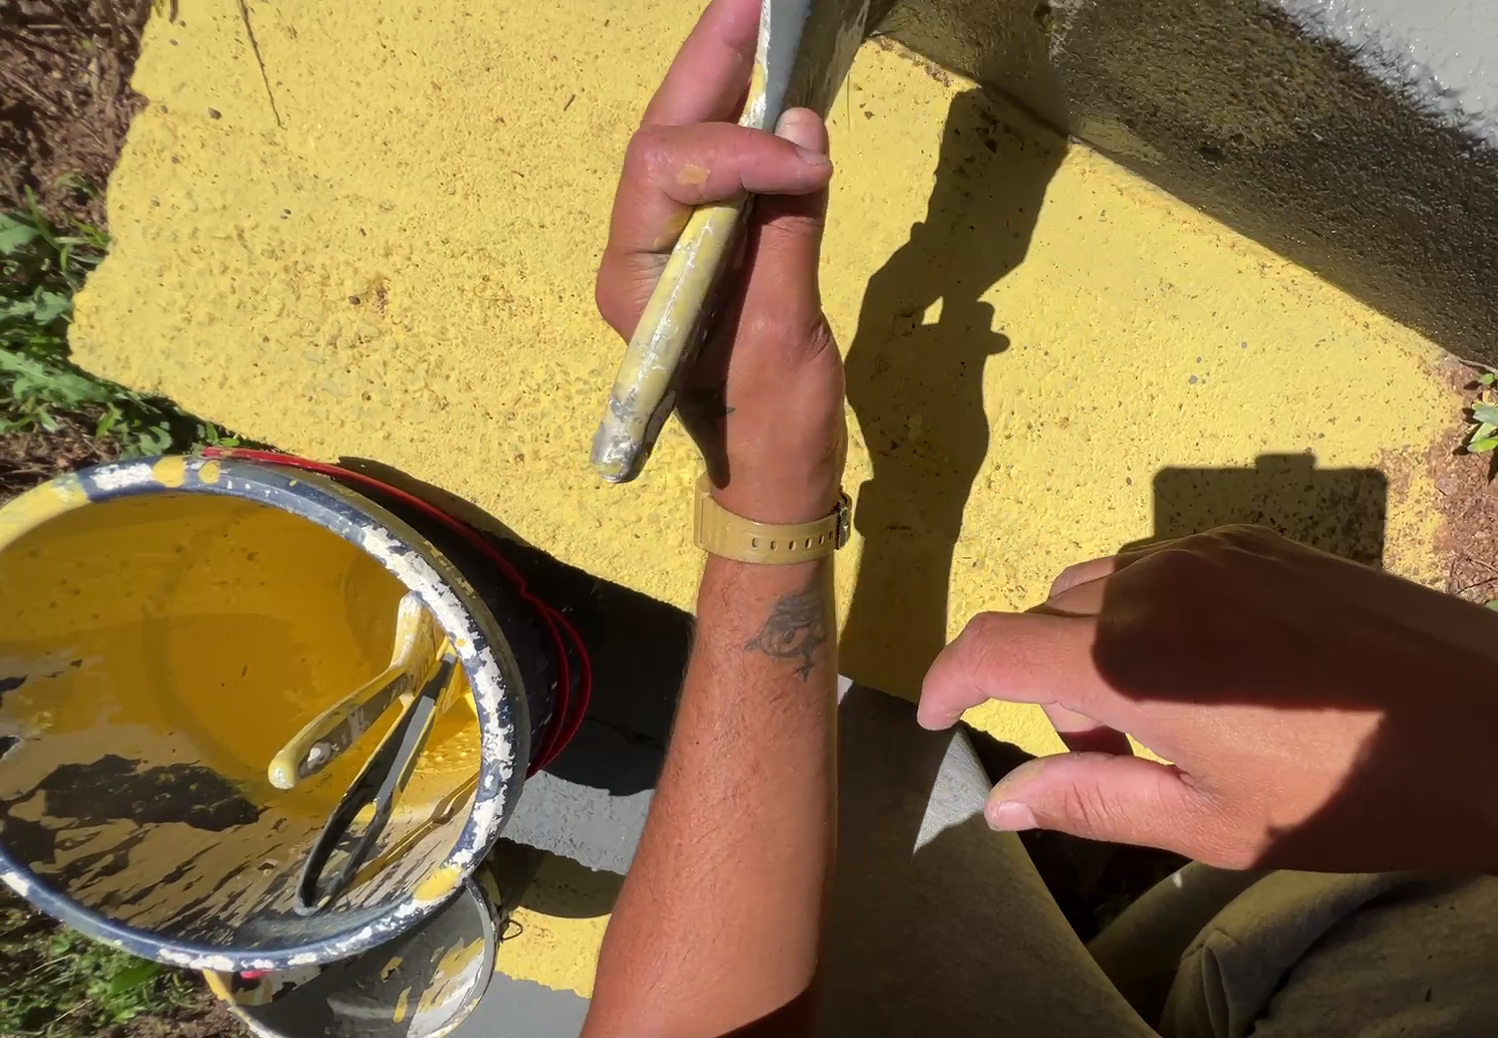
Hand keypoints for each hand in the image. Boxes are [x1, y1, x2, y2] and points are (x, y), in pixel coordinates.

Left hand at [596, 0, 846, 523]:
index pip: (668, 172)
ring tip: (765, 29)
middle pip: (665, 139)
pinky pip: (723, 184)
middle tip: (756, 5)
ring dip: (725, 89)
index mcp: (639, 282)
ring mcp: (677, 258)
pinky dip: (751, 140)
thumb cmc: (773, 430)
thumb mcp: (782, 339)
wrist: (774, 481)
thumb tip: (802, 132)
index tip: (810, 154)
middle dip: (709, 67)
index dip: (735, 146)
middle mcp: (644, 257)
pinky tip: (778, 104)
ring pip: (689, 152)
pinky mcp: (714, 264)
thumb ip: (788, 234)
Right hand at [917, 525, 1497, 874]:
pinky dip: (1144, 615)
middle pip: (1045, 621)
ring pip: (1096, 589)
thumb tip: (998, 802)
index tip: (936, 715)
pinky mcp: (1250, 537)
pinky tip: (1215, 663)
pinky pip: (1154, 568)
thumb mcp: (1210, 824)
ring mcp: (1203, 550)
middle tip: (1112, 754)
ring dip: (1095, 648)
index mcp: (1130, 658)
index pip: (993, 649)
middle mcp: (1150, 583)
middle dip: (1047, 687)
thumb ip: (1090, 801)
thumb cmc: (1348, 796)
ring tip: (1168, 710)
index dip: (948, 679)